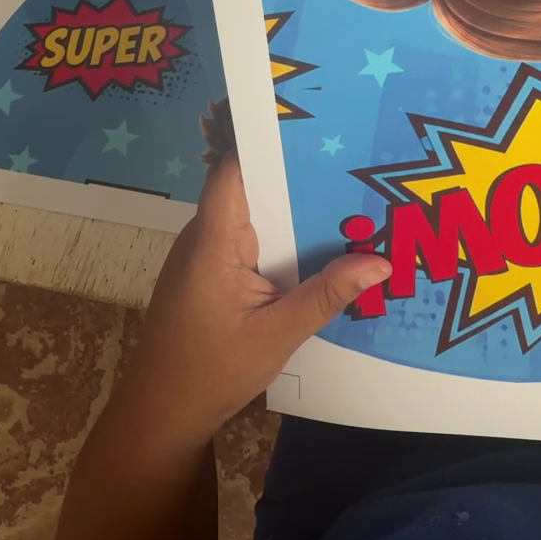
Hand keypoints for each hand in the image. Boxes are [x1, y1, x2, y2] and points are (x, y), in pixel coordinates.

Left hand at [118, 154, 391, 439]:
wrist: (160, 417)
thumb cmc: (210, 373)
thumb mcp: (277, 335)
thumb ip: (326, 295)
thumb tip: (381, 262)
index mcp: (214, 242)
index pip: (233, 171)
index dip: (265, 143)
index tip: (310, 122)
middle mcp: (206, 236)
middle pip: (250, 186)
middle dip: (297, 175)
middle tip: (351, 161)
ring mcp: (206, 253)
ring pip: (253, 213)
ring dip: (293, 207)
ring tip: (348, 195)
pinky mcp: (212, 270)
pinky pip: (250, 237)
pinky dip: (282, 235)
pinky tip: (319, 241)